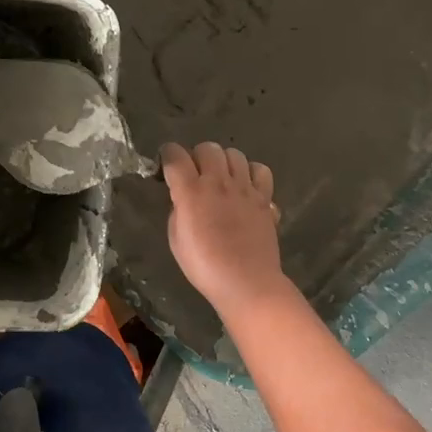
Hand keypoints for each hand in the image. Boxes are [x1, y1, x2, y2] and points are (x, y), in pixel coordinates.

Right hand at [160, 142, 291, 316]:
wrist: (247, 284)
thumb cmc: (205, 267)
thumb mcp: (176, 239)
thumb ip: (178, 209)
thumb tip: (184, 198)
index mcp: (191, 191)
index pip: (174, 154)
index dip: (167, 156)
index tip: (167, 169)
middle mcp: (218, 182)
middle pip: (207, 147)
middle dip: (197, 157)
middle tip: (196, 176)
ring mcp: (245, 188)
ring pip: (234, 154)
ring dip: (224, 163)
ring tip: (222, 179)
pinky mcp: (264, 199)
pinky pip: (260, 171)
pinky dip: (252, 174)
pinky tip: (246, 188)